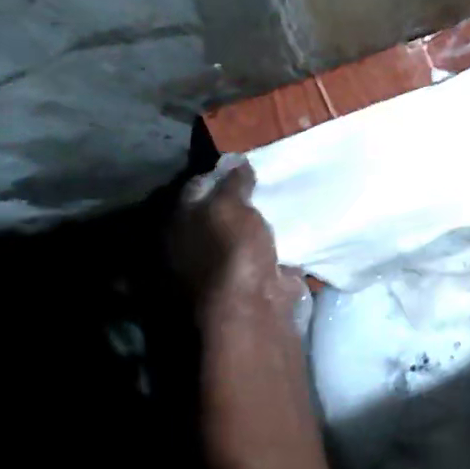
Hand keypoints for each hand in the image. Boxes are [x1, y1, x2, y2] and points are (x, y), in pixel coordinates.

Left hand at [167, 155, 303, 317]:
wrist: (255, 307)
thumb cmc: (232, 251)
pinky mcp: (251, 280)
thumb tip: (236, 161)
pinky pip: (263, 251)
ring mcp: (222, 266)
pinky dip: (275, 241)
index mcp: (177, 227)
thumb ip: (232, 182)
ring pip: (241, 232)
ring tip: (283, 197)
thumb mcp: (229, 205)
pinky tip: (292, 225)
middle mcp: (193, 246)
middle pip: (218, 211)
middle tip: (268, 179)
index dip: (220, 174)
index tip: (246, 164)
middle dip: (241, 197)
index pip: (195, 189)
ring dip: (259, 220)